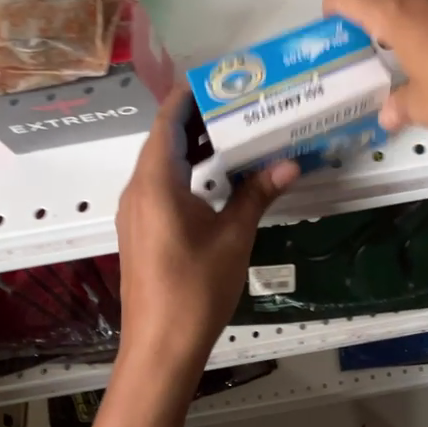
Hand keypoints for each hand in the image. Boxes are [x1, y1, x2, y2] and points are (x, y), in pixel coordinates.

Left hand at [114, 87, 298, 364]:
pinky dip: (187, 169)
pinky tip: (218, 174)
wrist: (160, 348)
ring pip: (162, 162)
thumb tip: (291, 161)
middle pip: (164, 138)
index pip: (167, 122)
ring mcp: (136, 211)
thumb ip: (258, 193)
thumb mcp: (234, 236)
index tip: (219, 78)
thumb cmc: (196, 288)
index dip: (189, 96)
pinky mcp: (142, 229)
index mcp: (156, 183)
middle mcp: (138, 190)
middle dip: (198, 117)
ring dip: (194, 145)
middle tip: (239, 101)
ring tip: (234, 129)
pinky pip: (161, 184)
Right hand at [324, 0, 427, 139]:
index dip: (331, 11)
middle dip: (360, 8)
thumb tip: (387, 113)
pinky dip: (423, 14)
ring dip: (394, 9)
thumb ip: (399, 104)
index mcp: (396, 10)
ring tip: (397, 48)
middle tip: (360, 45)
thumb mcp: (427, 107)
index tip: (332, 36)